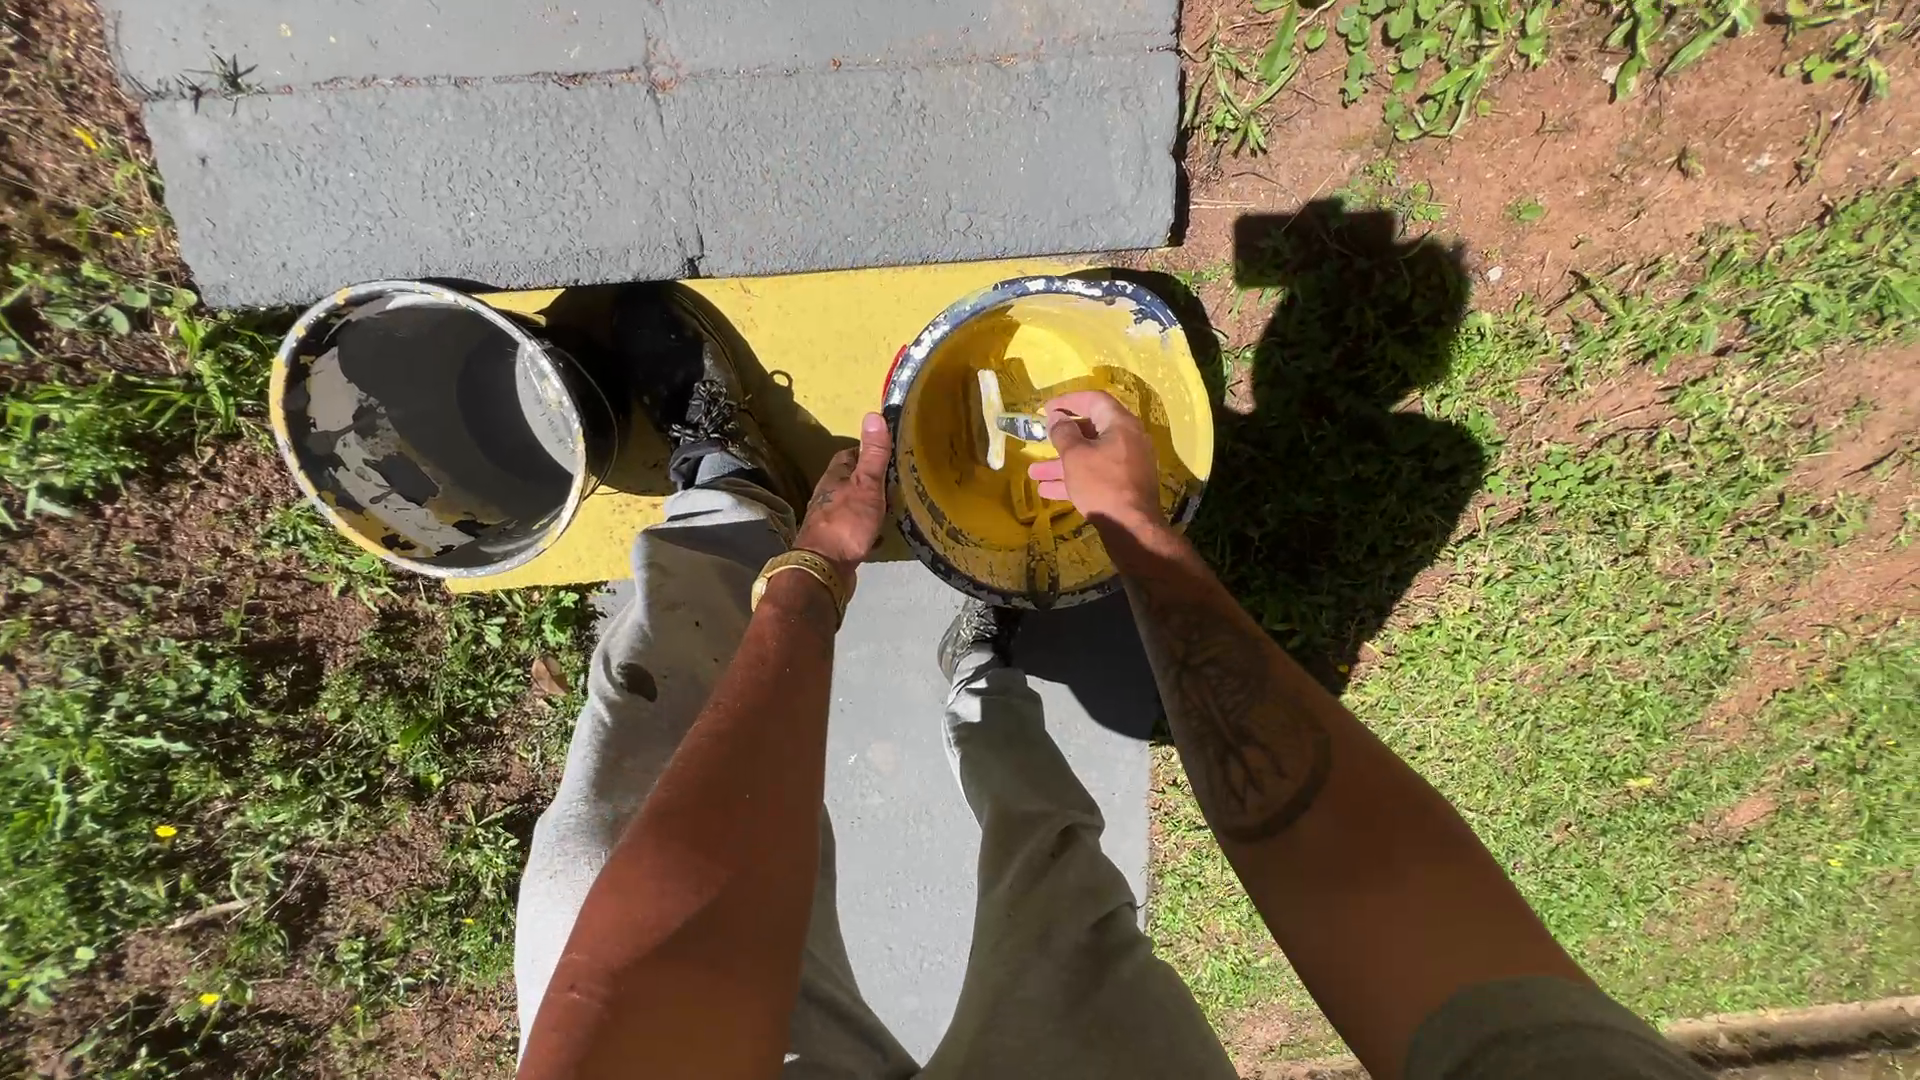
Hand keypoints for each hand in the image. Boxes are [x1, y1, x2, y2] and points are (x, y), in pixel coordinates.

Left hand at [795, 412, 891, 577]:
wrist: (825, 568)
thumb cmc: (846, 522)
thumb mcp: (866, 484)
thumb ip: (873, 454)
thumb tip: (874, 414)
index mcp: (834, 477)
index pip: (849, 455)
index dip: (867, 452)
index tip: (889, 453)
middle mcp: (828, 495)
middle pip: (851, 481)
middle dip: (871, 479)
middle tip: (897, 480)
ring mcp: (831, 520)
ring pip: (853, 505)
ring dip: (870, 504)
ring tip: (894, 505)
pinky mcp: (837, 542)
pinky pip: (855, 529)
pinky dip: (869, 528)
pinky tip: (882, 533)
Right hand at [1026, 390, 1161, 532]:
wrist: (1131, 527)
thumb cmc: (1101, 484)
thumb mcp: (1075, 456)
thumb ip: (1063, 433)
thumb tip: (1057, 418)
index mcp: (1120, 424)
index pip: (1094, 400)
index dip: (1068, 400)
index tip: (1046, 409)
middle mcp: (1128, 439)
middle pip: (1091, 430)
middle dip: (1061, 439)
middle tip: (1040, 440)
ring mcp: (1127, 464)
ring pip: (1090, 456)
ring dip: (1061, 463)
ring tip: (1034, 473)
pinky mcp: (1124, 485)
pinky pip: (1096, 474)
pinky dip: (1075, 478)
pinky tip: (1048, 490)